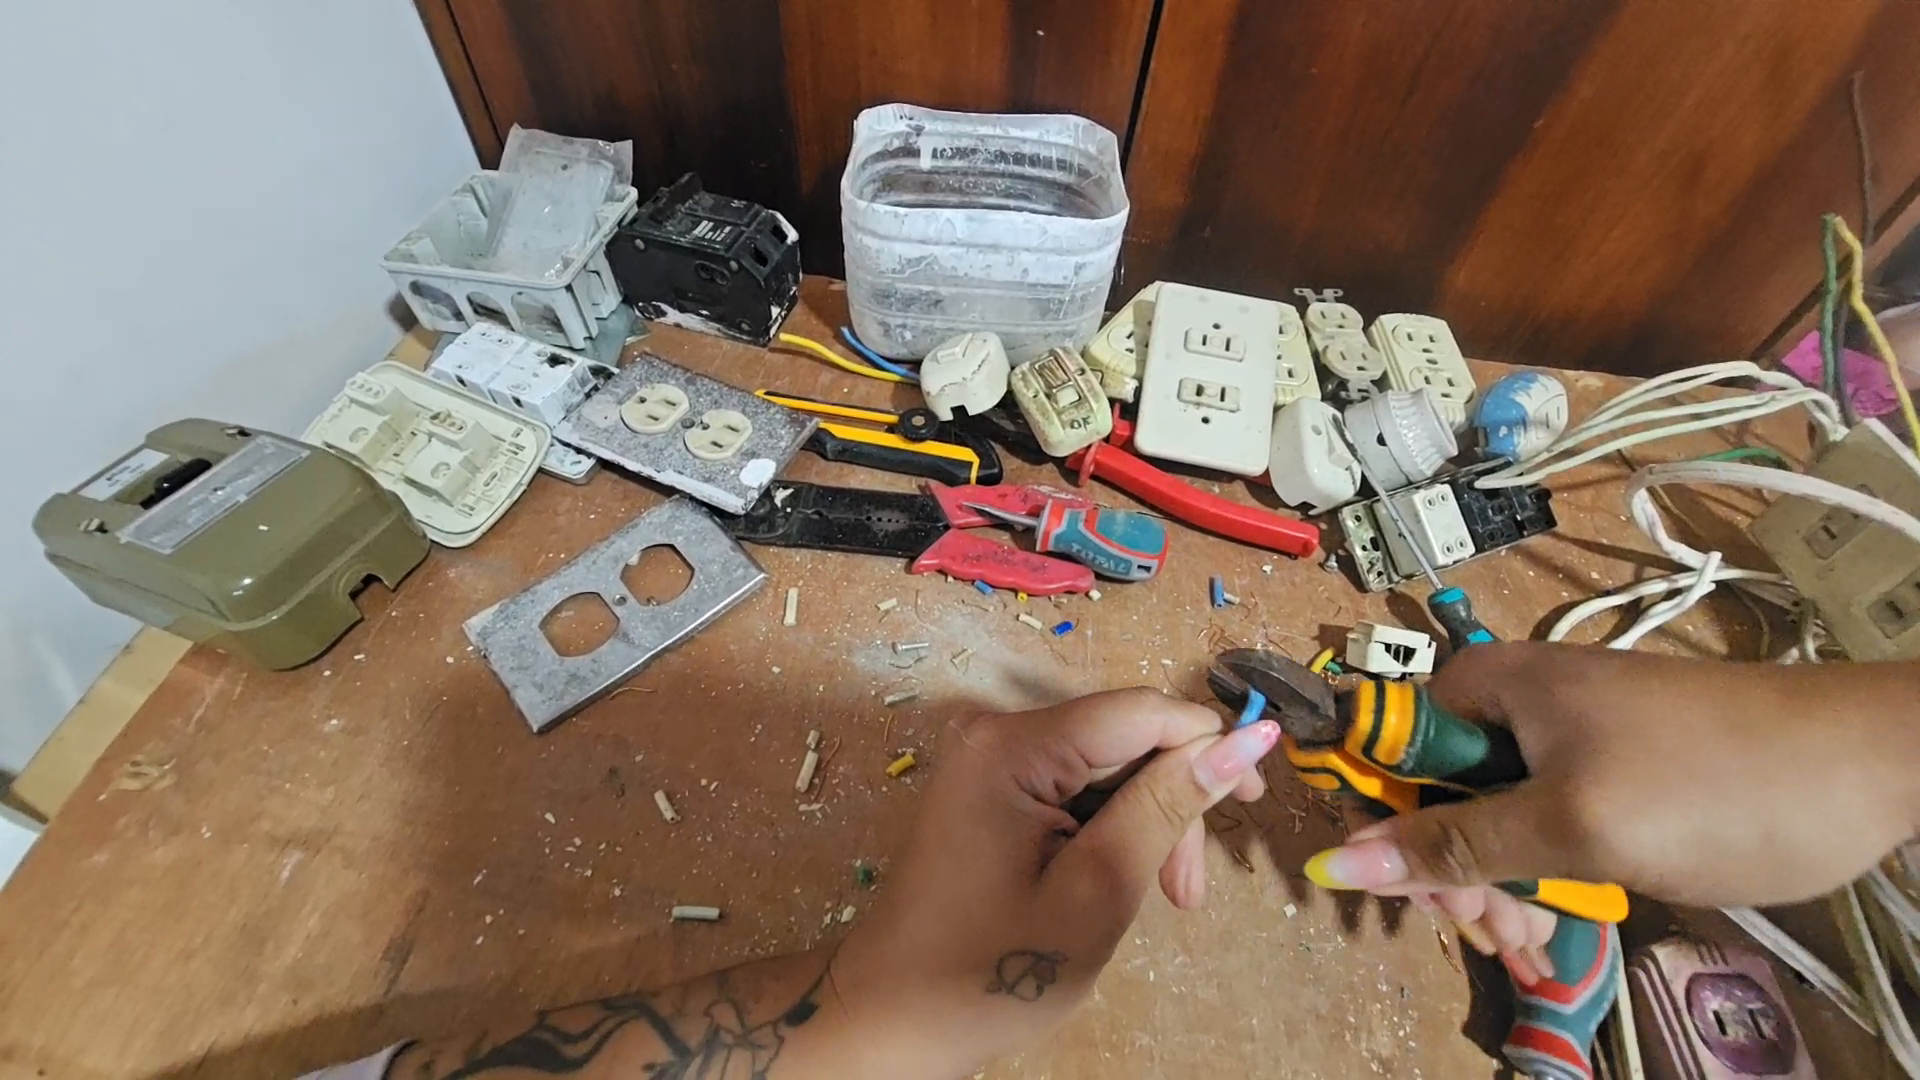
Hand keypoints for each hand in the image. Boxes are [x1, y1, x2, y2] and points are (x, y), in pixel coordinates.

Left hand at [830, 688, 1279, 1078]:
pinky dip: (1105, 823)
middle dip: (1169, 800)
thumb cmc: (994, 972)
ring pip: (1102, 762)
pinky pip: (1070, 780)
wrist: (894, 1013)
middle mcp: (996, 729)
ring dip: (1142, 818)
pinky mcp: (989, 779)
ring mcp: (988, 753)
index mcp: (1011, 745)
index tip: (1252, 799)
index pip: (1138, 710)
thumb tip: (1244, 739)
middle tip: (1187, 892)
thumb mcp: (1097, 890)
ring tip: (1161, 894)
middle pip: (1121, 737)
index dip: (1206, 742)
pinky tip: (1114, 873)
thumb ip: (1167, 806)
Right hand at [1303, 643, 1919, 953]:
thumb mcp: (1574, 826)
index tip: (1428, 894)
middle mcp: (1498, 698)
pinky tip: (1554, 914)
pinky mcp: (1590, 755)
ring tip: (1528, 943)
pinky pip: (1532, 808)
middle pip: (1432, 786)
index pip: (1382, 752)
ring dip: (1497, 877)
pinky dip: (1537, 863)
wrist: (1886, 765)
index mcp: (1476, 685)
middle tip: (1493, 933)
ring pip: (1483, 806)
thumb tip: (1340, 863)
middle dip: (1454, 865)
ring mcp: (1548, 727)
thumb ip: (1455, 846)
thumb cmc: (1713, 785)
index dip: (1389, 825)